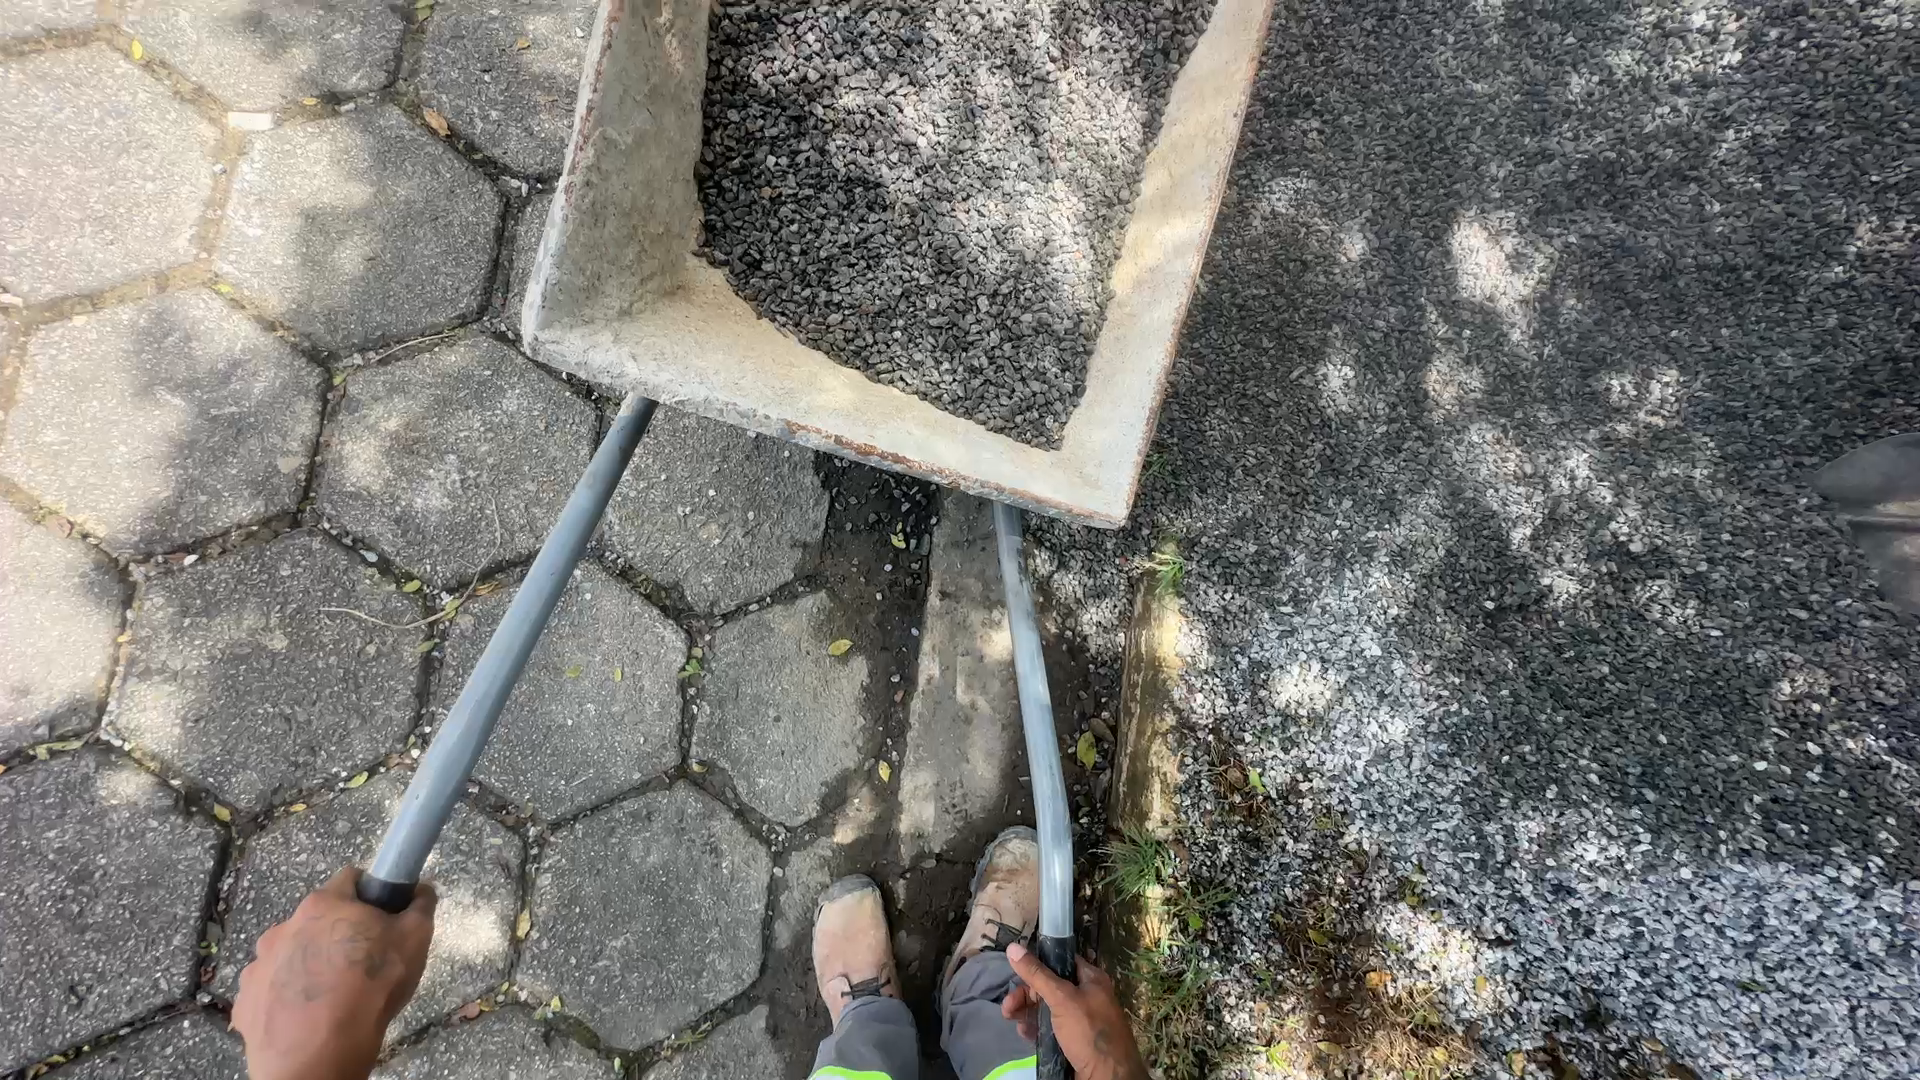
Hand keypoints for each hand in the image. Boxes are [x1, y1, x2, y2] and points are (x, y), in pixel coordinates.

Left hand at [231, 868, 436, 1079]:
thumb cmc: (372, 984)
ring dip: (313, 960)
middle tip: (366, 956)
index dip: (373, 893)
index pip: (351, 879)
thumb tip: (418, 890)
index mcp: (322, 905)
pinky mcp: (242, 1004)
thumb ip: (421, 902)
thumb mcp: (418, 935)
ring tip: (337, 989)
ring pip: (294, 952)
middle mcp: (282, 929)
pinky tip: (312, 1011)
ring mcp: (256, 968)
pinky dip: (291, 992)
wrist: (319, 1056)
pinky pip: (273, 986)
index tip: (386, 915)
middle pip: (320, 918)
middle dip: (341, 930)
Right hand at [1002, 943, 1146, 1079]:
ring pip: (1048, 1008)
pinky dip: (1036, 1028)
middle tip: (1008, 1005)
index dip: (1038, 964)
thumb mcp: (1062, 998)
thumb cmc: (1089, 1031)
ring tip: (1009, 1018)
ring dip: (1026, 1011)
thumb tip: (1012, 947)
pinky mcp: (1074, 1041)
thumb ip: (1037, 974)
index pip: (1060, 961)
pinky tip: (1023, 1033)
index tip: (1017, 971)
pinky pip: (1051, 1028)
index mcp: (1090, 979)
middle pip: (1050, 986)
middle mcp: (1086, 996)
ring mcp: (1080, 1020)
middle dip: (1026, 993)